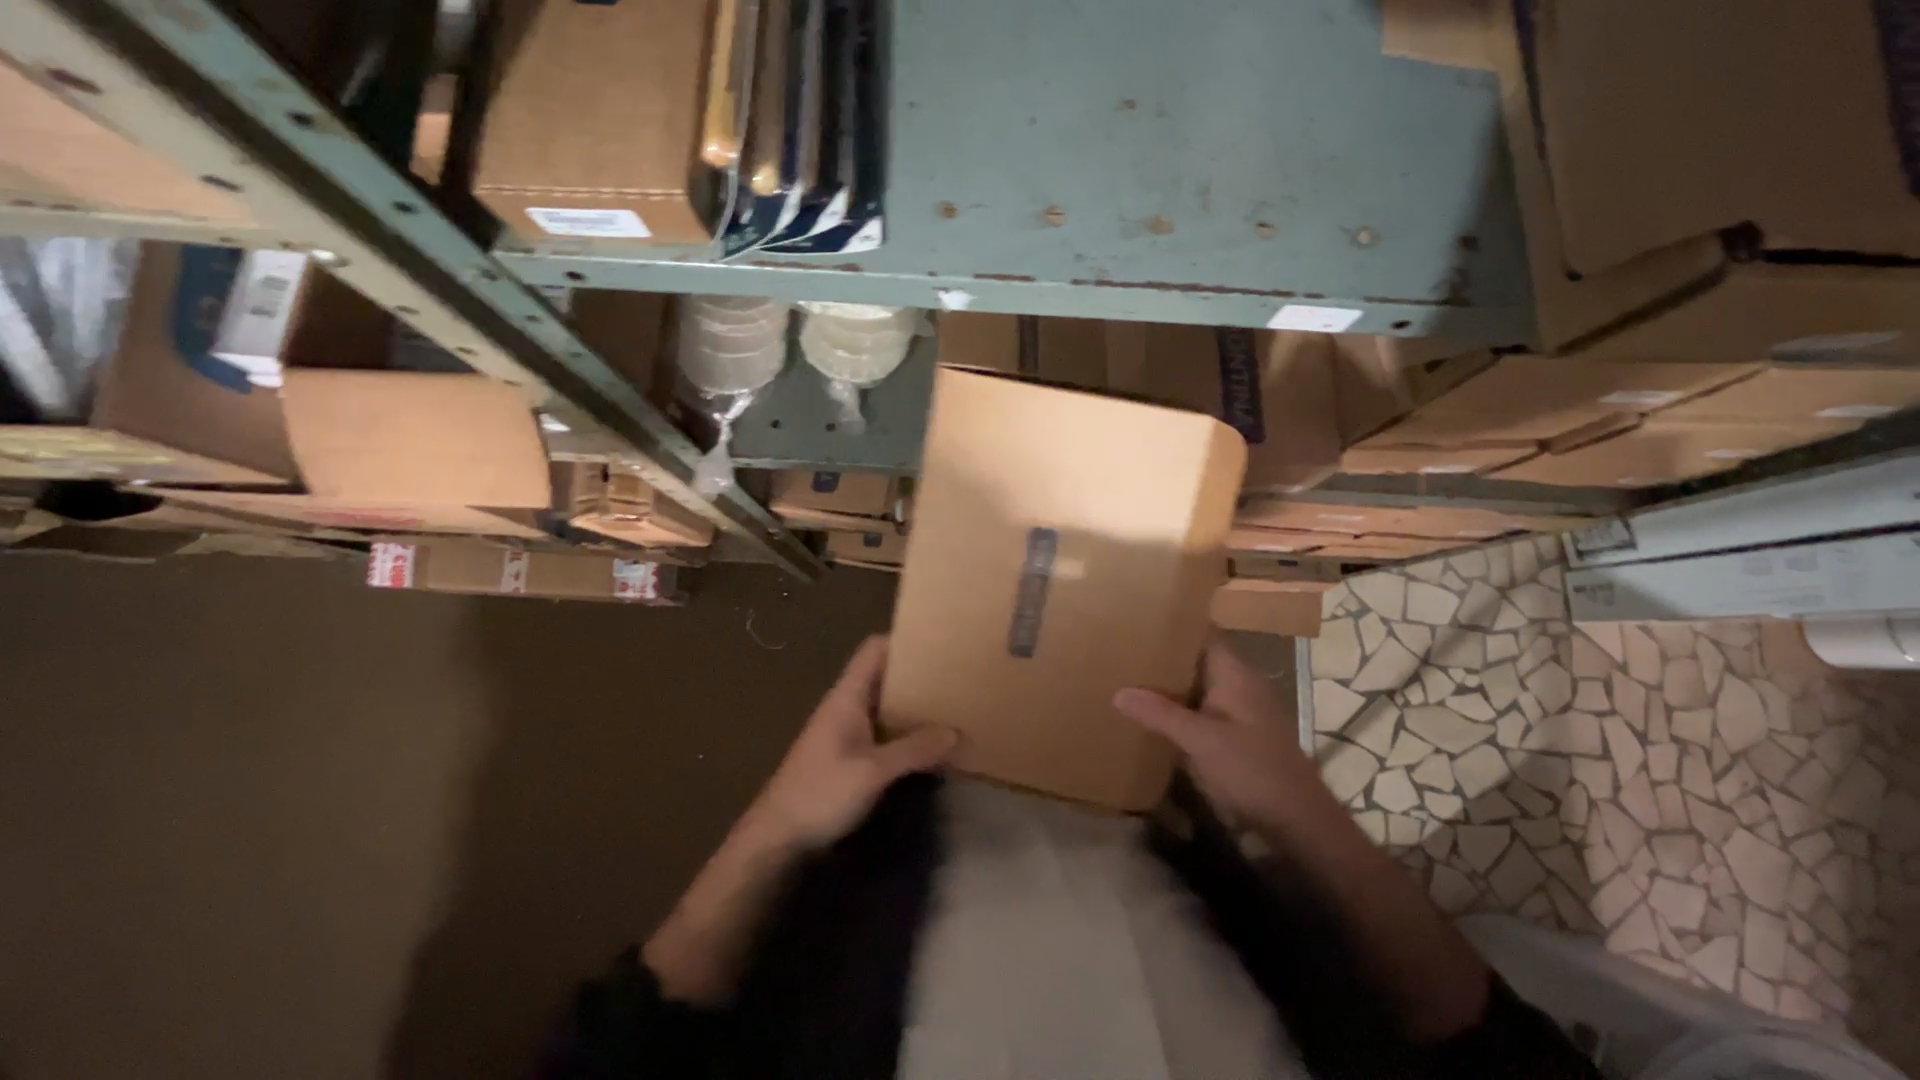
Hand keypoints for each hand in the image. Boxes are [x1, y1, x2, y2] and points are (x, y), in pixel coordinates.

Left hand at [745, 636, 957, 850]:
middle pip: (883, 677)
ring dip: (913, 706)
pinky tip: (930, 744)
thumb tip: (955, 731)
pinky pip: (883, 733)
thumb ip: (914, 750)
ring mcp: (846, 733)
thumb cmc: (820, 793)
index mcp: (846, 698)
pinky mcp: (849, 758)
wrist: (778, 836)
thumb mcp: (872, 771)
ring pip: (885, 707)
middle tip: (957, 677)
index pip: (874, 651)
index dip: (903, 642)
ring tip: (953, 706)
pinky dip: (905, 733)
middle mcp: (846, 708)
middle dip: (916, 675)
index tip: (939, 643)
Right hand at [1113, 641, 1335, 830]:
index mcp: (1235, 675)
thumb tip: (1119, 691)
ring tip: (1126, 681)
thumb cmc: (1252, 770)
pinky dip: (1179, 714)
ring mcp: (1240, 713)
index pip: (1203, 635)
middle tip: (1121, 652)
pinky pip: (1202, 714)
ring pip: (1198, 690)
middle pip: (1197, 662)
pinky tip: (1152, 720)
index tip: (1137, 622)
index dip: (1173, 627)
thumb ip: (1160, 714)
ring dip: (1169, 689)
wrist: (1296, 821)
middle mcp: (1239, 687)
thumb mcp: (1200, 741)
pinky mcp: (1237, 738)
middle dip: (1164, 659)